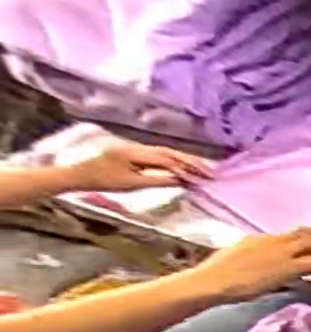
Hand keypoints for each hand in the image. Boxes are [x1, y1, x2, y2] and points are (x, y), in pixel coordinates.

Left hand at [60, 137, 213, 191]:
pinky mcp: (135, 152)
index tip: (206, 179)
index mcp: (132, 153)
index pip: (167, 160)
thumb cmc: (104, 182)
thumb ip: (161, 180)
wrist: (77, 176)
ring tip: (205, 170)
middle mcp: (135, 147)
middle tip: (213, 173)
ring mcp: (135, 148)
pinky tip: (188, 167)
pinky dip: (177, 160)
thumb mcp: (134, 184)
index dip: (189, 169)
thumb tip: (187, 181)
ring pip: (167, 152)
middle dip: (193, 162)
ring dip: (187, 161)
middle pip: (170, 152)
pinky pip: (161, 154)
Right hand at [182, 228, 310, 301]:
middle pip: (309, 235)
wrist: (211, 282)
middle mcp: (273, 240)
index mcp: (260, 238)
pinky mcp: (290, 267)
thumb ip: (261, 256)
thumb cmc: (220, 274)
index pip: (294, 234)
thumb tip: (273, 263)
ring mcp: (282, 253)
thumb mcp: (241, 257)